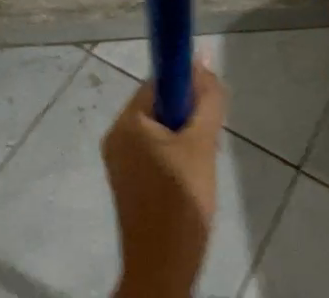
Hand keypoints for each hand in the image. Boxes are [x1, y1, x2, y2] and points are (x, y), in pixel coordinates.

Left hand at [102, 65, 227, 297]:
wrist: (163, 268)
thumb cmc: (181, 200)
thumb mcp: (202, 143)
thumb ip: (207, 100)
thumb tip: (204, 60)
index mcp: (126, 124)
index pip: (159, 81)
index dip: (187, 83)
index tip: (212, 98)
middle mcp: (116, 137)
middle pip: (160, 105)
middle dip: (189, 113)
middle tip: (210, 136)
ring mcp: (120, 162)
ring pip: (161, 129)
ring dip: (187, 135)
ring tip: (204, 160)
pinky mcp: (130, 182)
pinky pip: (155, 151)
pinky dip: (177, 154)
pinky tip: (193, 176)